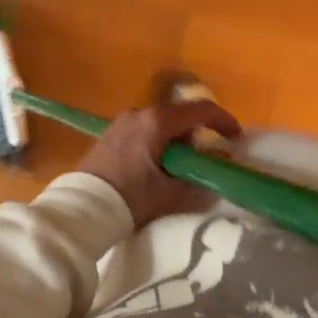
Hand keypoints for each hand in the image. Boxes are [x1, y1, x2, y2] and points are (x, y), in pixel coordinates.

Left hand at [76, 101, 241, 226]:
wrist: (83, 207)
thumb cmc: (130, 197)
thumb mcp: (170, 192)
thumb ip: (199, 175)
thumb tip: (219, 163)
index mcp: (157, 121)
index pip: (200, 110)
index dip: (223, 122)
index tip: (235, 139)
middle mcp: (139, 113)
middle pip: (178, 116)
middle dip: (195, 136)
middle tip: (201, 161)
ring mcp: (121, 122)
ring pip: (159, 124)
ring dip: (173, 141)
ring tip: (175, 169)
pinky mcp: (109, 134)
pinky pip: (142, 132)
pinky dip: (155, 143)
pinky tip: (153, 167)